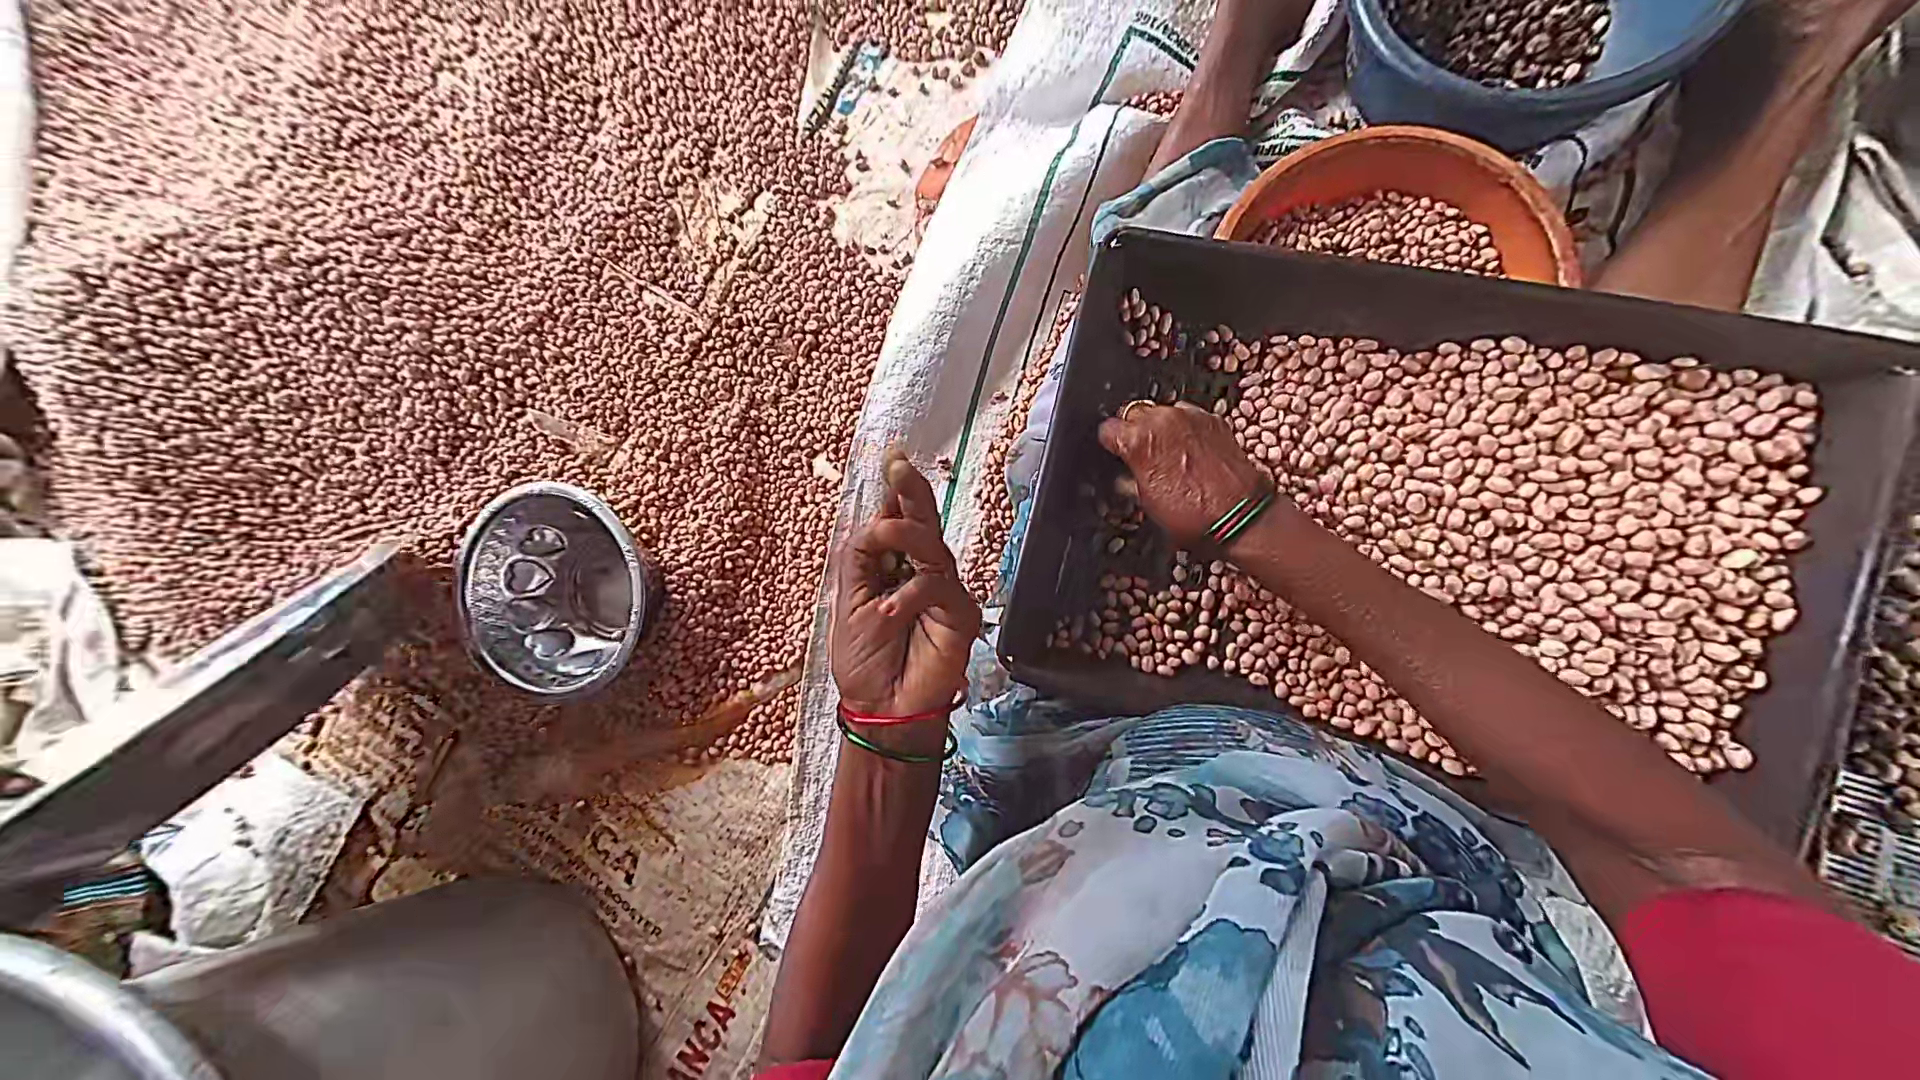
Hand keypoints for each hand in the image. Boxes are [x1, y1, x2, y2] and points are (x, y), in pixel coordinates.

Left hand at [830, 450, 980, 726]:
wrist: (882, 708)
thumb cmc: (864, 659)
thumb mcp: (849, 602)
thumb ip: (861, 561)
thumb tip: (872, 521)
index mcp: (894, 568)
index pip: (899, 523)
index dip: (897, 493)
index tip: (892, 460)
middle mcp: (923, 573)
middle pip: (923, 524)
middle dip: (912, 491)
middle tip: (899, 465)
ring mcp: (944, 591)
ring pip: (932, 545)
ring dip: (904, 532)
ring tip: (881, 534)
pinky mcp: (959, 613)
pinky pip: (937, 586)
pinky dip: (910, 593)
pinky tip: (889, 611)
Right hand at [1099, 401, 1272, 546]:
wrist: (1238, 517)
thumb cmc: (1192, 514)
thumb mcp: (1144, 500)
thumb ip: (1129, 475)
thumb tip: (1123, 473)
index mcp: (1139, 440)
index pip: (1108, 429)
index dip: (1110, 444)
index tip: (1115, 452)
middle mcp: (1163, 420)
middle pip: (1134, 414)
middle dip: (1135, 434)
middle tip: (1143, 459)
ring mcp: (1190, 417)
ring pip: (1162, 413)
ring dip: (1160, 430)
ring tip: (1168, 457)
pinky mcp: (1213, 420)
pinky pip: (1188, 417)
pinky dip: (1185, 431)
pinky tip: (1188, 454)